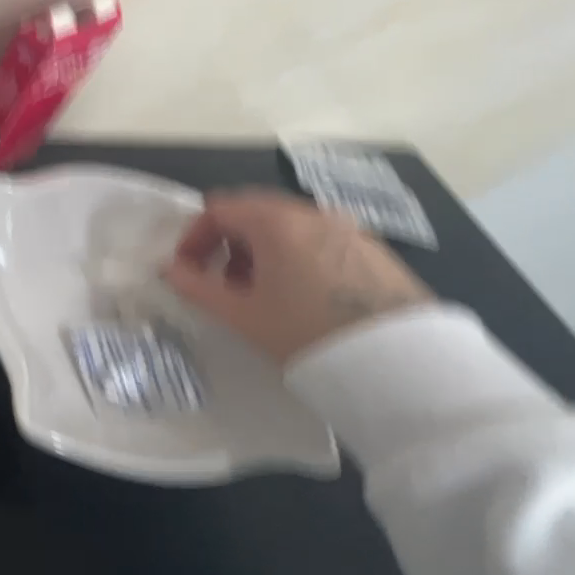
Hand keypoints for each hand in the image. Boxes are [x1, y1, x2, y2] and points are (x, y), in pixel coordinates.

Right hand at [164, 188, 432, 364]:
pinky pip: (319, 239)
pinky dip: (296, 255)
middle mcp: (312, 214)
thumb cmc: (307, 331)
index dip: (193, 237)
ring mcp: (348, 230)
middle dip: (227, 239)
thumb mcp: (240, 315)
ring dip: (261, 248)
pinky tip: (301, 293)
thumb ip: (195, 287)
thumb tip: (170, 270)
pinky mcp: (375, 251)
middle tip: (221, 277)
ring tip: (261, 289)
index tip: (188, 269)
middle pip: (252, 211)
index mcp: (275, 221)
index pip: (217, 210)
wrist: (404, 364)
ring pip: (288, 225)